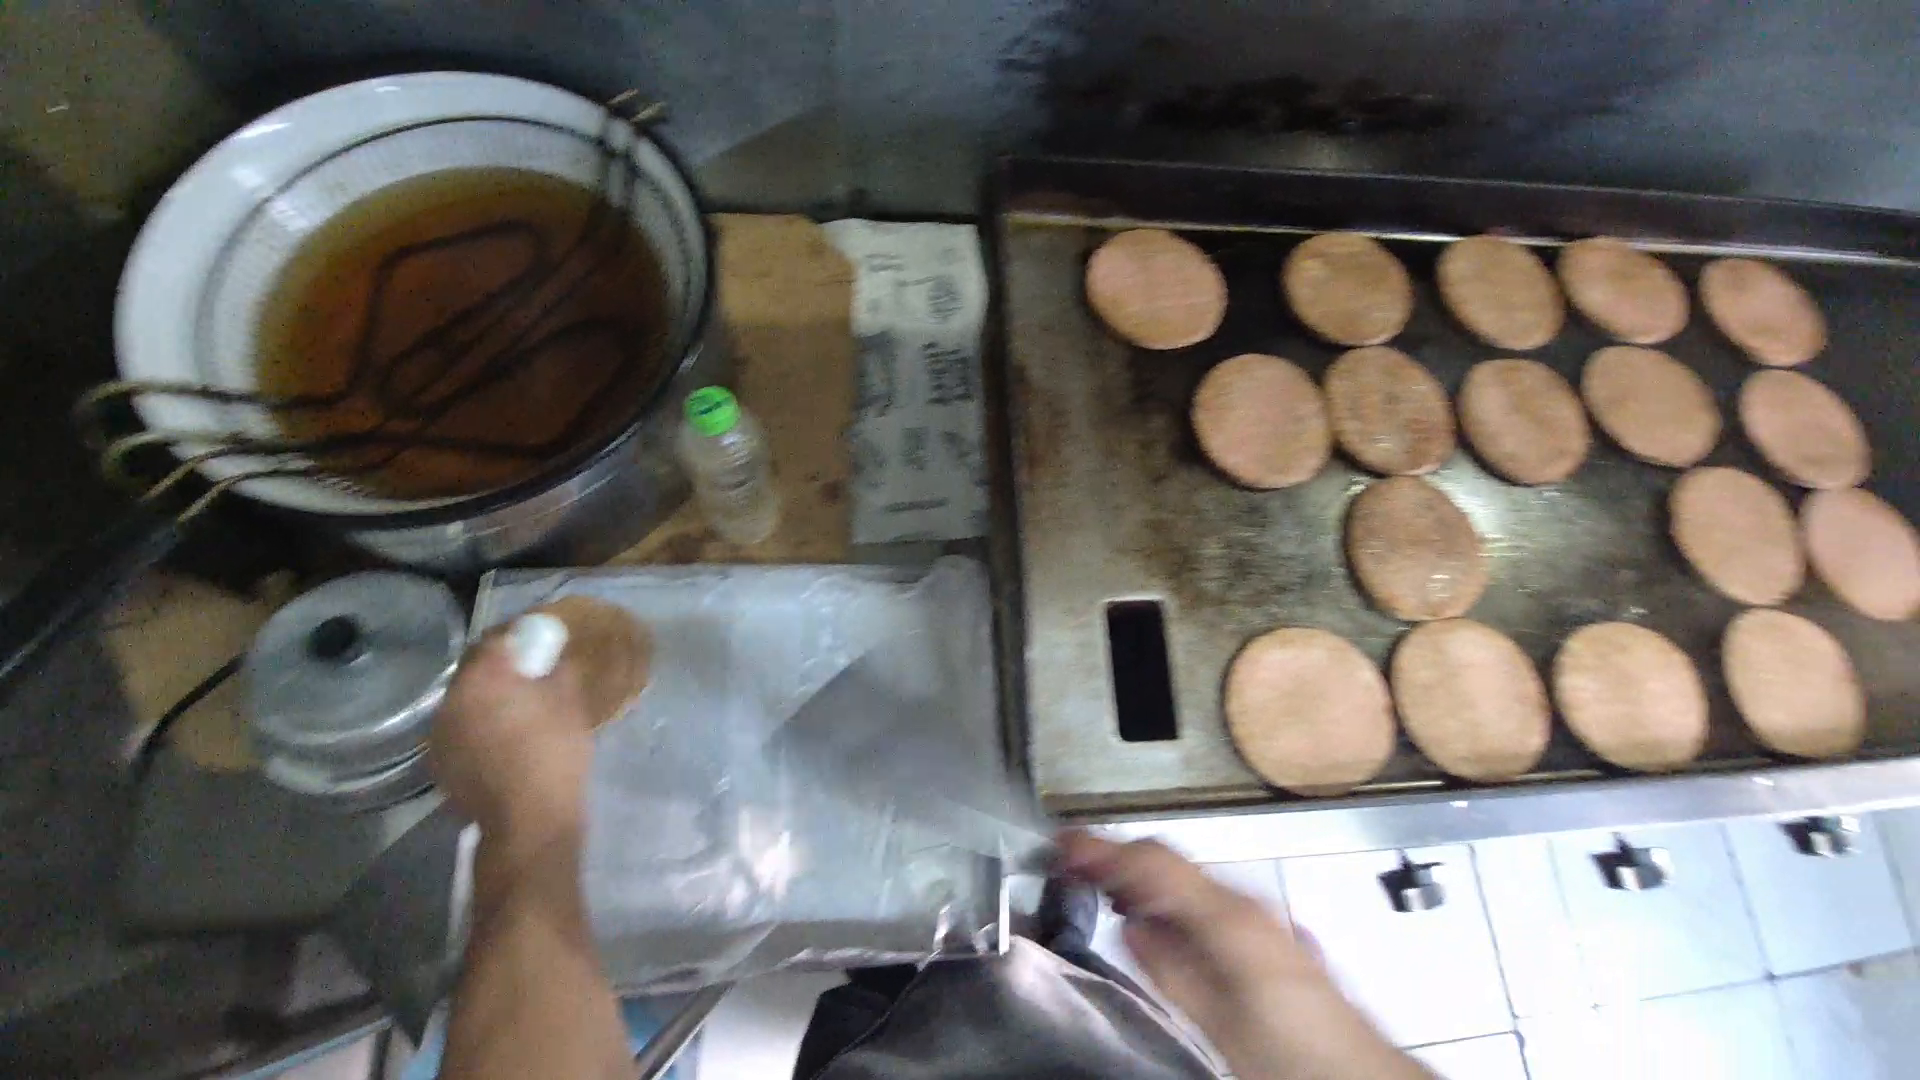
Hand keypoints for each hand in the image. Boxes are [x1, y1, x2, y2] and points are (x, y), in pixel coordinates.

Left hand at [429, 610, 601, 851]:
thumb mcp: (570, 703)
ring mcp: (439, 732)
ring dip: (487, 696)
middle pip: (475, 668)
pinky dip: (478, 723)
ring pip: (464, 699)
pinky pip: (459, 728)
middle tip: (530, 671)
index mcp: (484, 678)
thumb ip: (559, 669)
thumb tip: (554, 654)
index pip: (495, 638)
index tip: (539, 638)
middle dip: (501, 665)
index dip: (518, 634)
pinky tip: (502, 737)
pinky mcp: (439, 761)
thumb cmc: (555, 753)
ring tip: (516, 706)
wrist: (528, 821)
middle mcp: (451, 698)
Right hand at [1057, 830, 1432, 1079]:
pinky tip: (1151, 916)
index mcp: (1229, 918)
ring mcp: (1258, 914)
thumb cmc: (1295, 1061)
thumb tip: (1130, 926)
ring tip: (1097, 888)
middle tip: (1068, 867)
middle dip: (1115, 859)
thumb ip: (1172, 970)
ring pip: (1183, 878)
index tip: (1062, 844)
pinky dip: (1165, 895)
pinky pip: (1202, 897)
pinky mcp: (1265, 931)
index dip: (1103, 849)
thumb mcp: (1222, 1025)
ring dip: (1138, 877)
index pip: (1153, 862)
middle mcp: (1244, 904)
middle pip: (1166, 862)